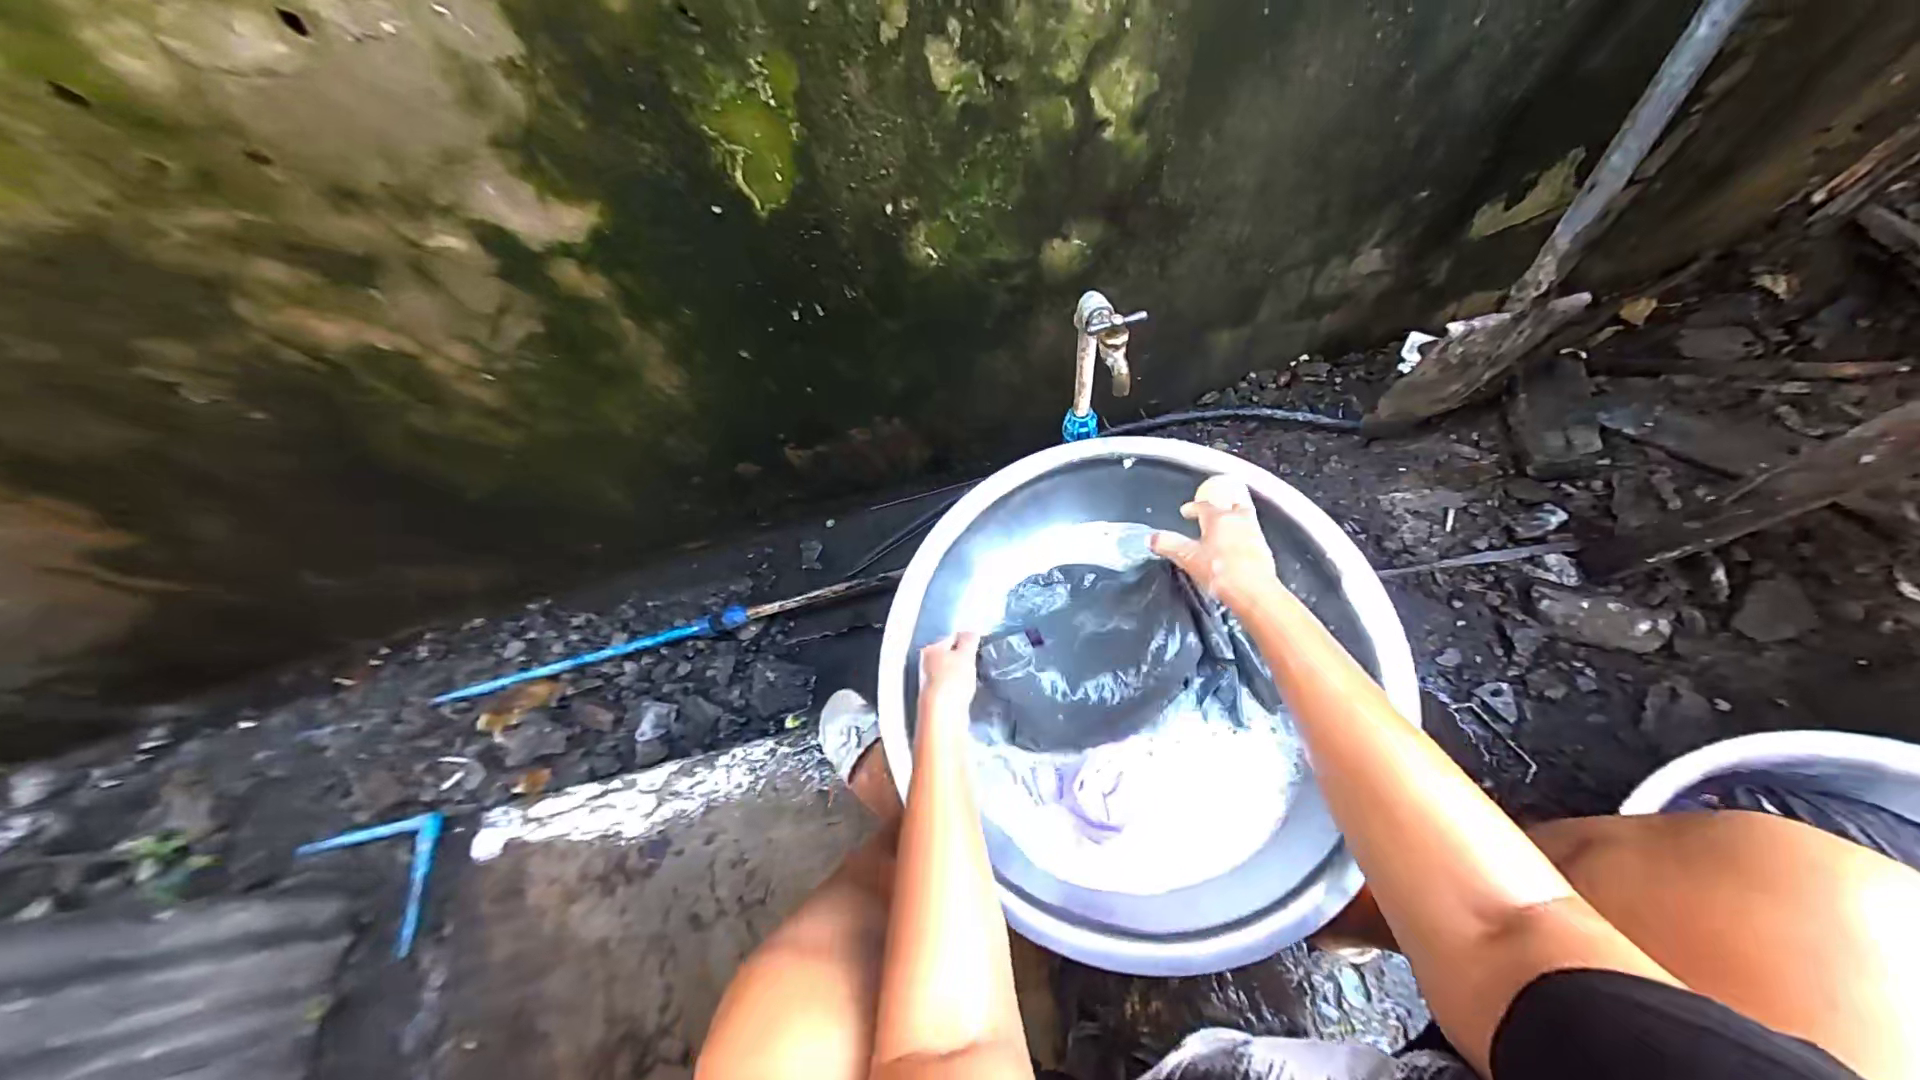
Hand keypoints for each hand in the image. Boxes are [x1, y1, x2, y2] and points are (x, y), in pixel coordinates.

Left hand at [918, 631, 979, 728]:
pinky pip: (951, 685)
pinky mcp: (936, 697)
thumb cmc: (953, 678)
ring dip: (962, 672)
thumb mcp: (965, 655)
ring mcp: (929, 681)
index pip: (951, 637)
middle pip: (950, 654)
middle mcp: (926, 663)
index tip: (980, 647)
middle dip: (964, 657)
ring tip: (975, 676)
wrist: (943, 714)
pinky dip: (960, 686)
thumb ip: (969, 641)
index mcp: (930, 649)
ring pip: (951, 670)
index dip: (967, 640)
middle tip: (978, 661)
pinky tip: (968, 689)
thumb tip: (971, 632)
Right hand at [1149, 475, 1282, 611]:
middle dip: (1222, 506)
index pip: (1204, 506)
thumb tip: (1151, 538)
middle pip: (1232, 504)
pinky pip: (1252, 536)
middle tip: (1214, 511)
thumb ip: (1168, 545)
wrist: (1253, 591)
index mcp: (1218, 518)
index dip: (1193, 507)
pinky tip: (1237, 548)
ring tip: (1225, 529)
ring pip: (1245, 519)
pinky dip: (1243, 537)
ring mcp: (1255, 534)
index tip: (1186, 511)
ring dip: (1235, 520)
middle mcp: (1239, 521)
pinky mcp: (1264, 550)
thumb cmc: (1219, 570)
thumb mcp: (1187, 558)